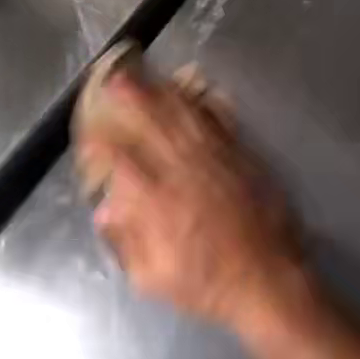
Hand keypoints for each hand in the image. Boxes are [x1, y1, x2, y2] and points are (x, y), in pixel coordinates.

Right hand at [74, 50, 309, 328]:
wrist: (269, 278)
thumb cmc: (207, 283)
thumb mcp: (154, 278)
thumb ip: (127, 241)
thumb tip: (105, 209)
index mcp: (157, 202)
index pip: (121, 159)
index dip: (102, 141)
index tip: (90, 131)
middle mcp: (184, 172)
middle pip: (153, 124)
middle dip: (132, 98)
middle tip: (115, 77)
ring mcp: (216, 160)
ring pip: (185, 117)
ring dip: (164, 93)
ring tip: (148, 74)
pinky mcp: (242, 158)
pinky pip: (219, 123)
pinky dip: (204, 105)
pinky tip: (193, 93)